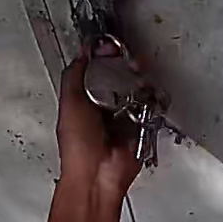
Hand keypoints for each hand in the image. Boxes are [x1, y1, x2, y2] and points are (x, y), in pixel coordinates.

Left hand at [57, 43, 142, 203]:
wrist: (97, 174)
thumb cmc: (78, 145)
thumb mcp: (70, 101)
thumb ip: (74, 74)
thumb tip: (82, 52)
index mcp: (84, 99)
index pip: (97, 69)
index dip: (104, 56)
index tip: (110, 47)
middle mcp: (105, 106)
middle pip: (120, 76)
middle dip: (126, 65)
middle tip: (130, 60)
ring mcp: (125, 116)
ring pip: (137, 89)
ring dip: (140, 80)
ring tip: (140, 76)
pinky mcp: (142, 126)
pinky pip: (151, 106)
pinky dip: (152, 99)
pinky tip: (148, 94)